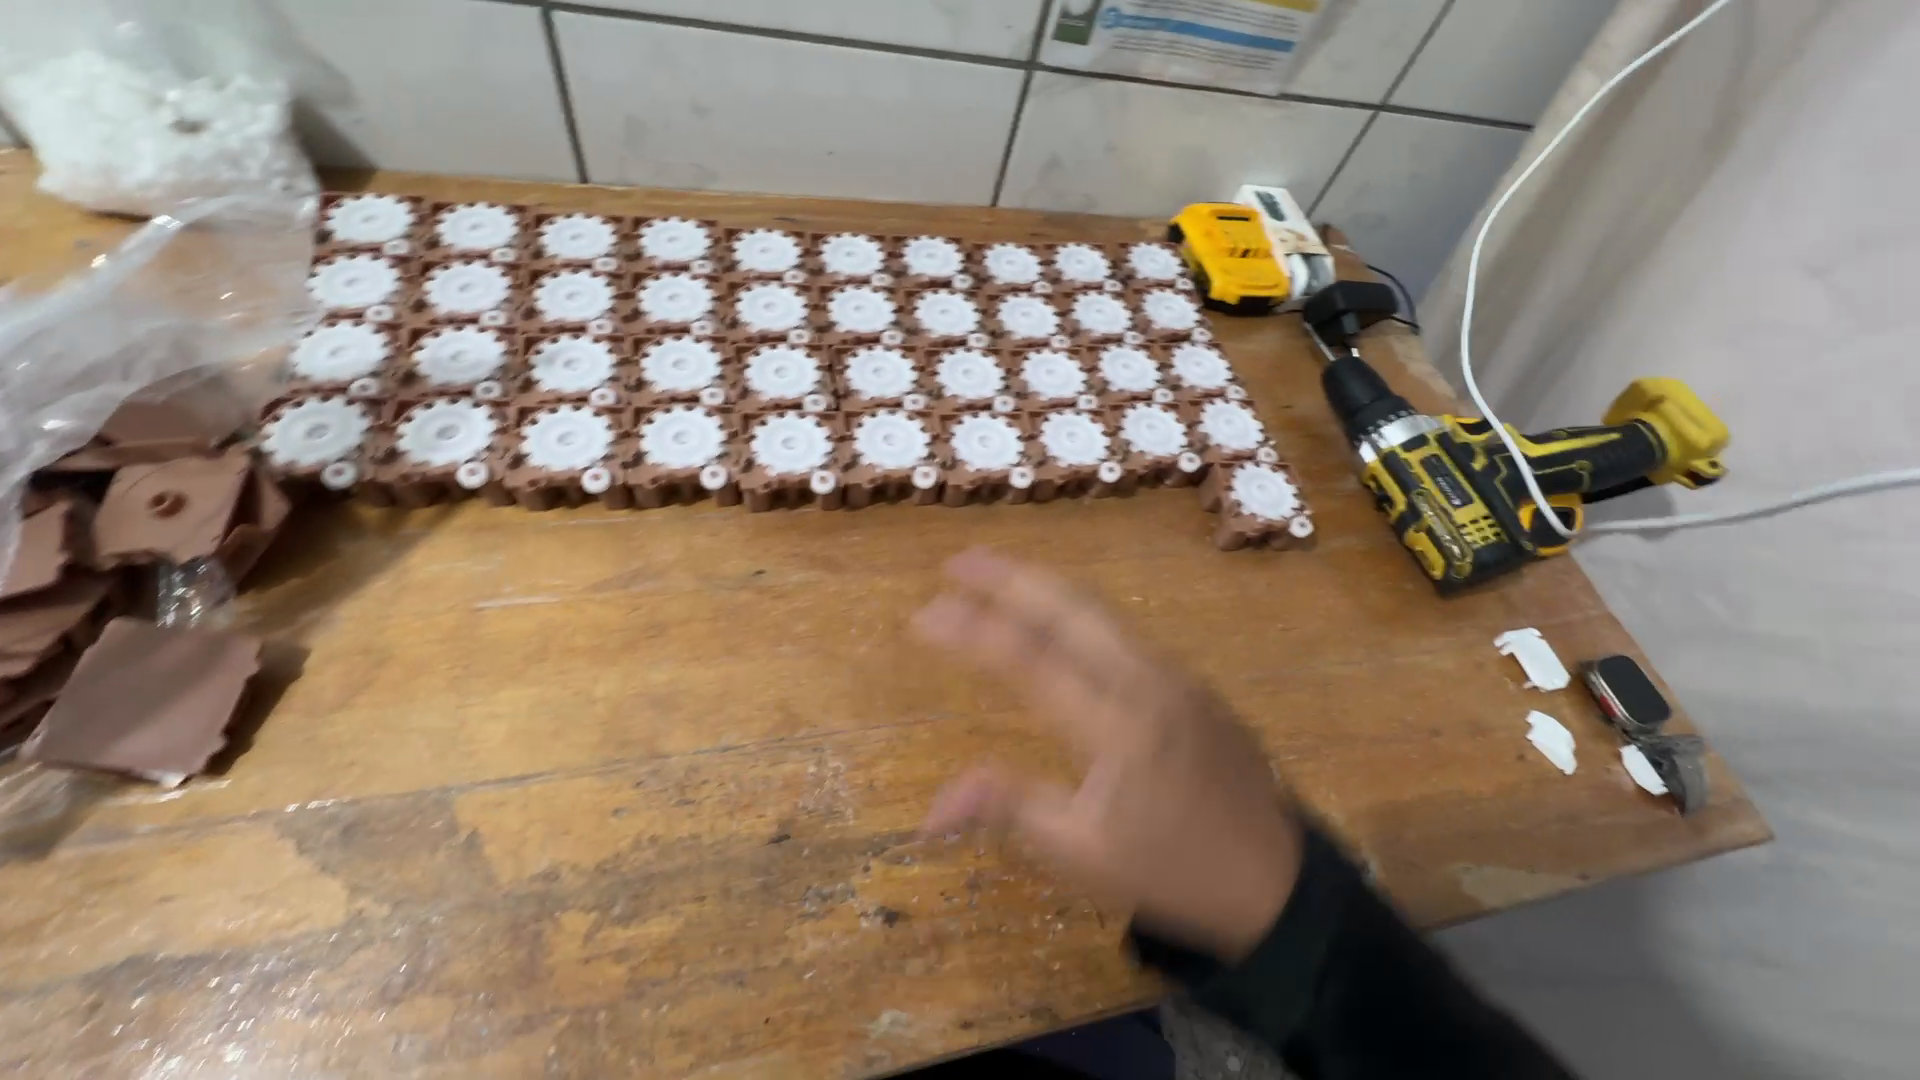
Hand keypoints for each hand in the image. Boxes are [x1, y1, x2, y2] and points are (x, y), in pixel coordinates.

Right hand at [913, 549, 1304, 960]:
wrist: (1275, 880)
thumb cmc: (1171, 871)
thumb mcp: (1082, 853)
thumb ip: (1008, 809)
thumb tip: (930, 808)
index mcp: (1115, 726)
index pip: (1028, 662)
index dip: (971, 631)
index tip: (922, 615)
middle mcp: (1146, 682)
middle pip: (1070, 610)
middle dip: (1009, 577)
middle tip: (957, 561)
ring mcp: (1176, 676)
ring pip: (1100, 613)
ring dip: (1043, 587)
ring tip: (997, 574)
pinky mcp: (1192, 682)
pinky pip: (1124, 632)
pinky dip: (1077, 613)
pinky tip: (1057, 618)